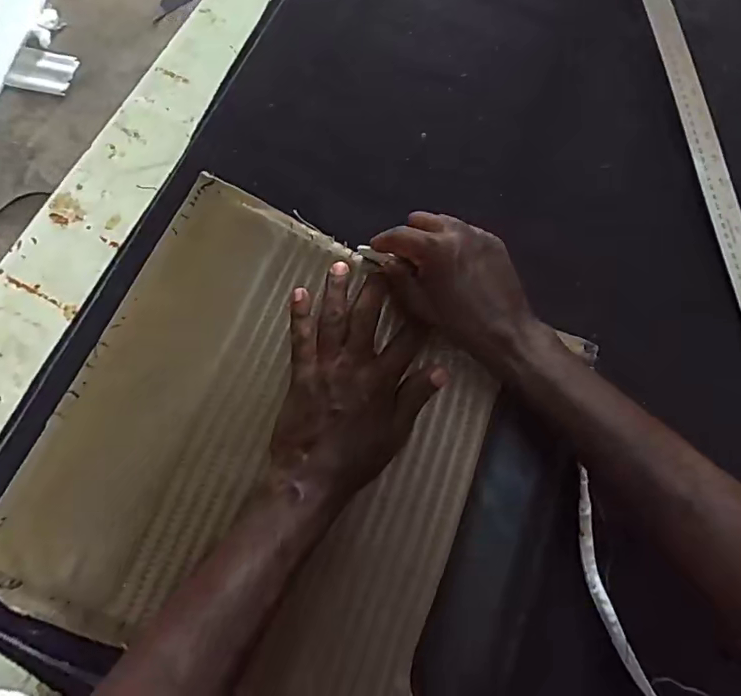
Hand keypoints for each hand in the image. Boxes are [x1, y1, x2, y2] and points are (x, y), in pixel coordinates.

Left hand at [268, 260, 448, 503]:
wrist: (311, 476)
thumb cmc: (358, 457)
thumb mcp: (396, 433)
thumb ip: (415, 397)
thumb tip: (441, 369)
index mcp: (381, 379)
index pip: (407, 339)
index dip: (417, 314)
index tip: (423, 290)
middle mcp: (355, 364)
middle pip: (367, 317)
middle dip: (376, 288)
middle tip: (381, 264)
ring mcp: (325, 365)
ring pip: (333, 320)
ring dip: (337, 291)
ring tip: (340, 265)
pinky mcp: (301, 371)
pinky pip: (300, 338)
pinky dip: (299, 315)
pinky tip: (299, 292)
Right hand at [370, 213, 559, 377]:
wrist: (507, 332)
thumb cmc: (459, 323)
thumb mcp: (420, 305)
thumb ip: (399, 278)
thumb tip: (386, 261)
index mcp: (433, 248)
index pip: (398, 234)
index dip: (382, 241)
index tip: (375, 249)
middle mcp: (455, 232)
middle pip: (421, 219)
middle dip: (408, 234)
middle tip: (404, 254)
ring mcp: (477, 233)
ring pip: (444, 221)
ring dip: (431, 233)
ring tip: (430, 256)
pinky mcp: (493, 240)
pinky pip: (465, 230)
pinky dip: (454, 240)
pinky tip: (455, 261)